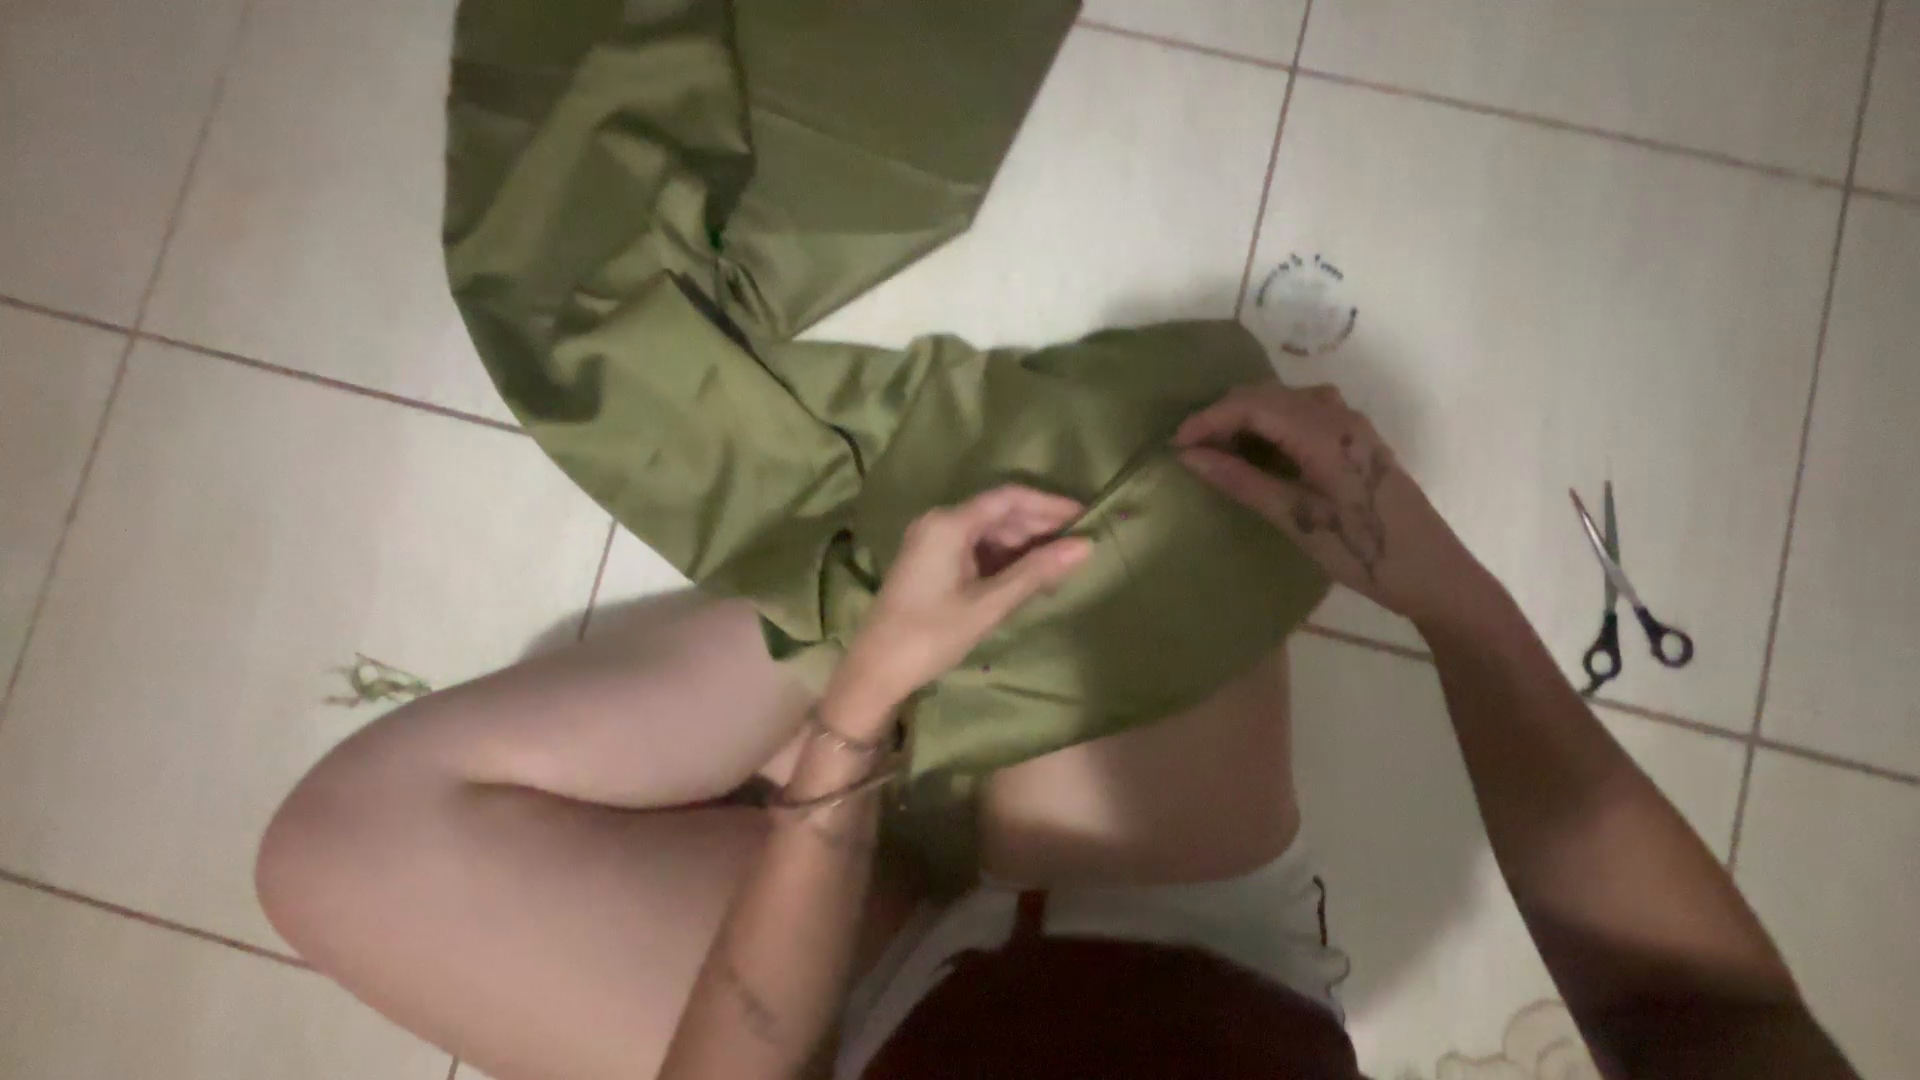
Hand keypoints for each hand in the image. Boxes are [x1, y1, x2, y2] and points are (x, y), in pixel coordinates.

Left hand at [829, 486, 1092, 725]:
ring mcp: (932, 542)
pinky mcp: (931, 563)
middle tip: (1080, 543)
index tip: (1087, 515)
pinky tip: (1030, 575)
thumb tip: (1086, 546)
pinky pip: (975, 549)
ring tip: (1062, 562)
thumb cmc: (931, 635)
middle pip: (999, 512)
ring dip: (1024, 544)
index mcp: (948, 523)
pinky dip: (1004, 559)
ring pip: (988, 532)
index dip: (1050, 504)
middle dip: (1039, 526)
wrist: (875, 671)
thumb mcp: (988, 604)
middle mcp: (938, 522)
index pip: (1009, 498)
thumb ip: (1036, 572)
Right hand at [1174, 381, 1491, 627]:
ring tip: (1218, 452)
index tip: (1175, 446)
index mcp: (1324, 432)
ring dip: (1246, 419)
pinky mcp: (1355, 441)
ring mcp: (1350, 426)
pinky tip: (1258, 452)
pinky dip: (1270, 426)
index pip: (1252, 405)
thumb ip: (1242, 481)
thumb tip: (1188, 457)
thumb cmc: (1362, 552)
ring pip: (1284, 402)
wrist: (1433, 573)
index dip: (1208, 420)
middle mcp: (1338, 416)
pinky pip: (1302, 414)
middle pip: (1266, 395)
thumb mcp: (1296, 519)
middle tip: (1192, 452)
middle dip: (1223, 416)